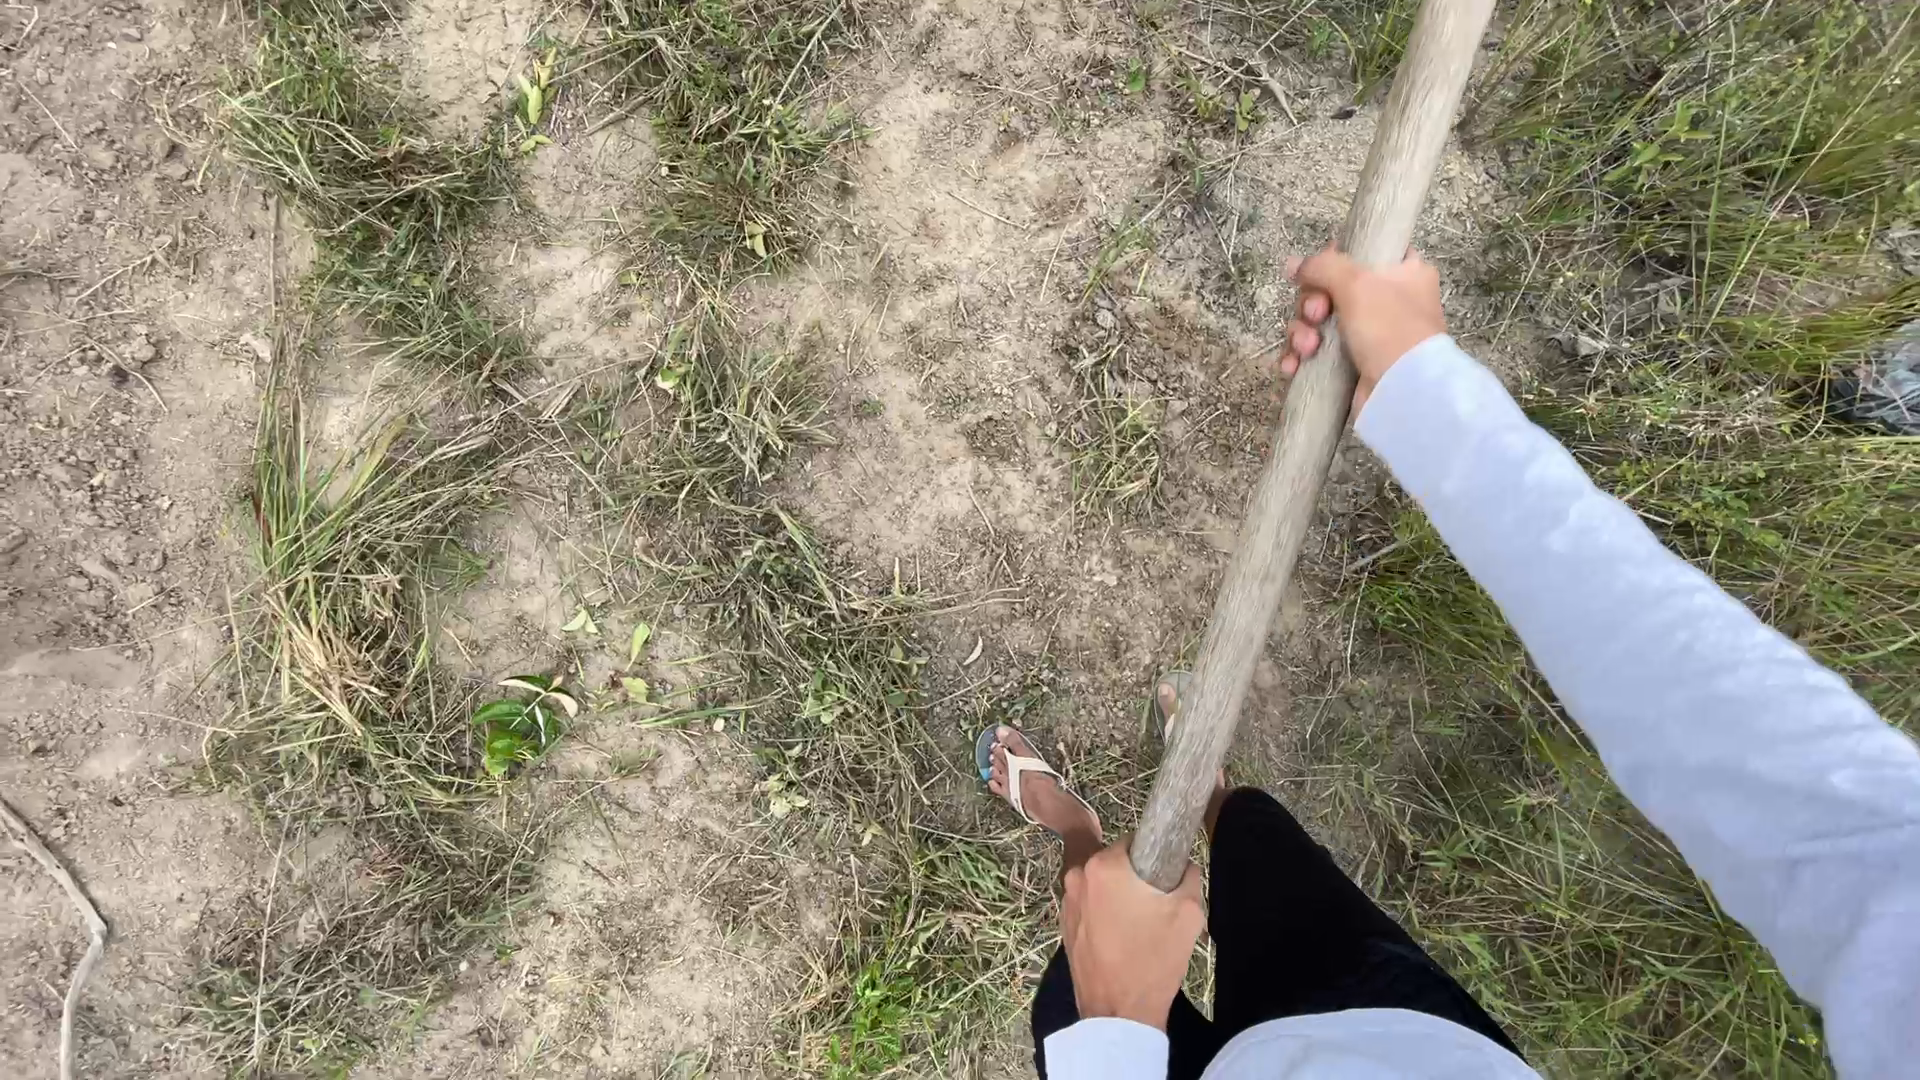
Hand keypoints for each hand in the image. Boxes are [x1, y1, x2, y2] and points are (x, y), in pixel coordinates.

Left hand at [1060, 839, 1205, 1030]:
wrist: (1119, 1015)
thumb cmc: (1153, 960)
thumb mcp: (1188, 914)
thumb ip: (1189, 877)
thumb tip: (1184, 865)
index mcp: (1104, 865)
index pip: (1133, 841)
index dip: (1152, 856)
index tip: (1162, 876)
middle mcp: (1078, 875)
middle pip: (1114, 863)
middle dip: (1134, 878)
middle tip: (1155, 905)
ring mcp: (1067, 900)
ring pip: (1100, 886)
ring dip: (1117, 897)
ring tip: (1138, 926)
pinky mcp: (1063, 924)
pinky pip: (1089, 907)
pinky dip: (1103, 915)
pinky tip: (1120, 939)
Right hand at [1279, 245, 1445, 412]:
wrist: (1401, 390)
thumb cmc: (1389, 328)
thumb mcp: (1357, 284)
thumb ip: (1323, 266)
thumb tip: (1291, 263)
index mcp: (1401, 273)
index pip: (1362, 254)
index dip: (1333, 262)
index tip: (1318, 274)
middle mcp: (1385, 301)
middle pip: (1329, 291)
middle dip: (1310, 306)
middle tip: (1316, 316)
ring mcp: (1366, 335)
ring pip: (1316, 323)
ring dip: (1301, 335)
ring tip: (1306, 350)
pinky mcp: (1348, 364)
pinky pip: (1313, 353)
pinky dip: (1299, 357)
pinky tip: (1292, 366)